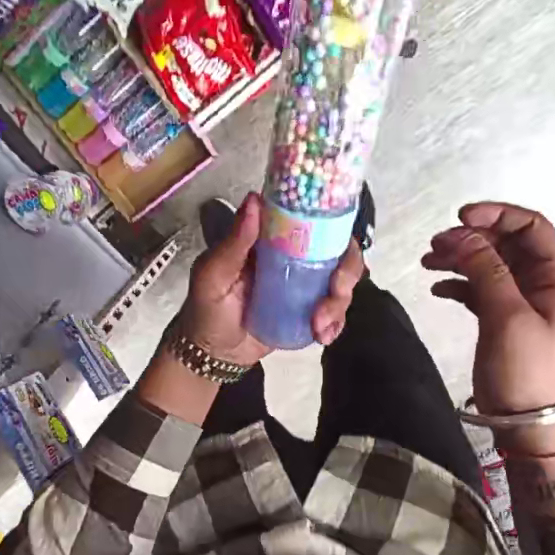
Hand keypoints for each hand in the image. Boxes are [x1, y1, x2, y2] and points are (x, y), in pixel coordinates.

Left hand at [182, 192, 365, 362]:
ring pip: (341, 285)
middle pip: (339, 254)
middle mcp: (295, 258)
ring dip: (339, 304)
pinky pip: (336, 314)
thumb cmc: (207, 308)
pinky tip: (323, 335)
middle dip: (346, 274)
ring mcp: (305, 287)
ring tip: (319, 325)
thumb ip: (234, 241)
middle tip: (335, 292)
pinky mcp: (310, 313)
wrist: (214, 354)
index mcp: (273, 240)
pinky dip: (336, 324)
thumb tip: (255, 199)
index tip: (339, 243)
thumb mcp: (214, 274)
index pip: (313, 221)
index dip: (335, 227)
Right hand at [422, 202, 554, 417]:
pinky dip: (458, 284)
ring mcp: (520, 300)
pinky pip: (478, 289)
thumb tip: (461, 234)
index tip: (461, 218)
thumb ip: (487, 270)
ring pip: (488, 264)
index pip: (531, 226)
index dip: (497, 215)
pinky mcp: (500, 318)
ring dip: (459, 259)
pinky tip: (438, 288)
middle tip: (436, 245)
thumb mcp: (509, 316)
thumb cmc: (525, 368)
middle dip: (471, 238)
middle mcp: (542, 282)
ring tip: (429, 262)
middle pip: (505, 243)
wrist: (525, 422)